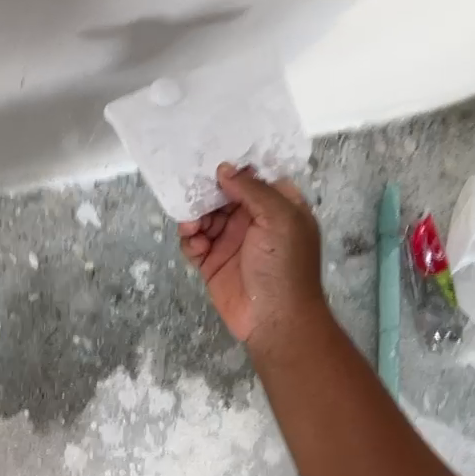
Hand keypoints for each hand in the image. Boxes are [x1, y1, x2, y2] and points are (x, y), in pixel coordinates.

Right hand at [179, 164, 327, 351]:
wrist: (274, 317)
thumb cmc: (284, 264)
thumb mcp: (279, 218)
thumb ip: (252, 189)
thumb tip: (224, 169)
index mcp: (276, 206)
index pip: (253, 177)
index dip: (234, 167)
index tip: (212, 157)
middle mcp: (252, 221)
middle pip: (222, 195)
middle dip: (206, 193)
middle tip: (193, 193)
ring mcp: (230, 242)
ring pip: (204, 217)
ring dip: (195, 217)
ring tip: (193, 225)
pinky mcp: (211, 263)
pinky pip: (194, 243)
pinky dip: (190, 240)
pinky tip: (196, 243)